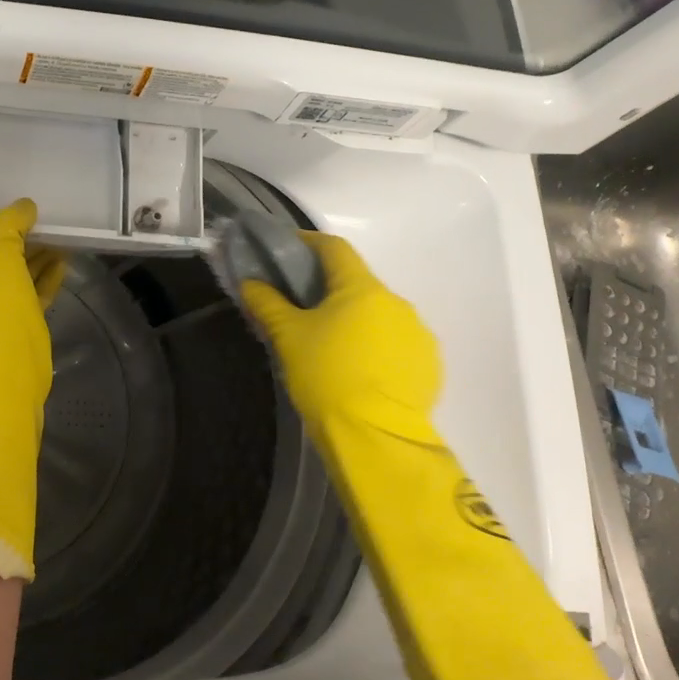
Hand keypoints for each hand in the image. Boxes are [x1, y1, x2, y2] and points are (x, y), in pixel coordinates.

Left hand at [0, 198, 66, 323]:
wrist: (5, 354)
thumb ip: (10, 222)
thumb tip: (25, 205)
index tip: (22, 213)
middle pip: (2, 260)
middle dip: (24, 242)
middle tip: (48, 223)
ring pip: (21, 277)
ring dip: (40, 259)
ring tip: (62, 238)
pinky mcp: (23, 325)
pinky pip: (36, 294)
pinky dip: (48, 278)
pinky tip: (64, 262)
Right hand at [238, 232, 440, 432]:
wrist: (375, 436)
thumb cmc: (326, 376)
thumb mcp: (287, 337)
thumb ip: (267, 303)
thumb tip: (250, 282)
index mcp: (362, 288)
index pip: (334, 248)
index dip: (308, 243)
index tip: (285, 251)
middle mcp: (396, 302)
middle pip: (357, 281)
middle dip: (328, 287)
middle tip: (300, 305)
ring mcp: (418, 333)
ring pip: (378, 313)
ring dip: (354, 318)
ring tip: (329, 342)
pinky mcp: (429, 364)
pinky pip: (396, 342)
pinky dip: (374, 345)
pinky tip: (357, 368)